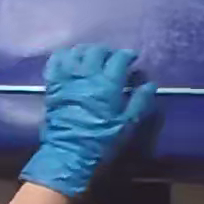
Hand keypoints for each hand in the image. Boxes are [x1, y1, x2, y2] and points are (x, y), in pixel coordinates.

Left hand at [20, 44, 157, 197]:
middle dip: (107, 51)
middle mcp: (87, 75)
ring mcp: (67, 78)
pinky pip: (55, 61)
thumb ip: (139, 101)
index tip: (132, 57)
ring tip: (92, 57)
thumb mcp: (126, 124)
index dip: (127, 55)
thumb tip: (150, 84)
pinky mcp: (53, 84)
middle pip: (97, 50)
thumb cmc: (101, 141)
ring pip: (76, 52)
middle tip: (112, 58)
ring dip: (87, 51)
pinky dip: (64, 56)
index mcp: (107, 85)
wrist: (68, 153)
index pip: (119, 58)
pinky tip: (70, 60)